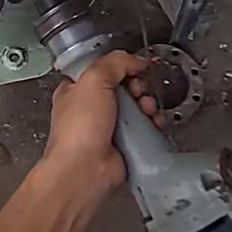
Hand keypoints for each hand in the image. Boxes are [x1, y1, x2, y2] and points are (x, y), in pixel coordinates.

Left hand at [40, 51, 159, 195]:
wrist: (84, 170)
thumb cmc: (80, 126)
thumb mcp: (94, 79)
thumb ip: (116, 62)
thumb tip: (137, 60)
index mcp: (76, 89)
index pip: (103, 69)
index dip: (121, 66)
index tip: (135, 66)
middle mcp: (91, 107)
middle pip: (124, 86)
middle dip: (138, 85)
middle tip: (140, 90)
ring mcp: (108, 126)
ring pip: (136, 106)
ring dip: (148, 103)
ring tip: (148, 108)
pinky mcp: (125, 143)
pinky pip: (144, 127)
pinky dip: (153, 122)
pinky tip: (155, 122)